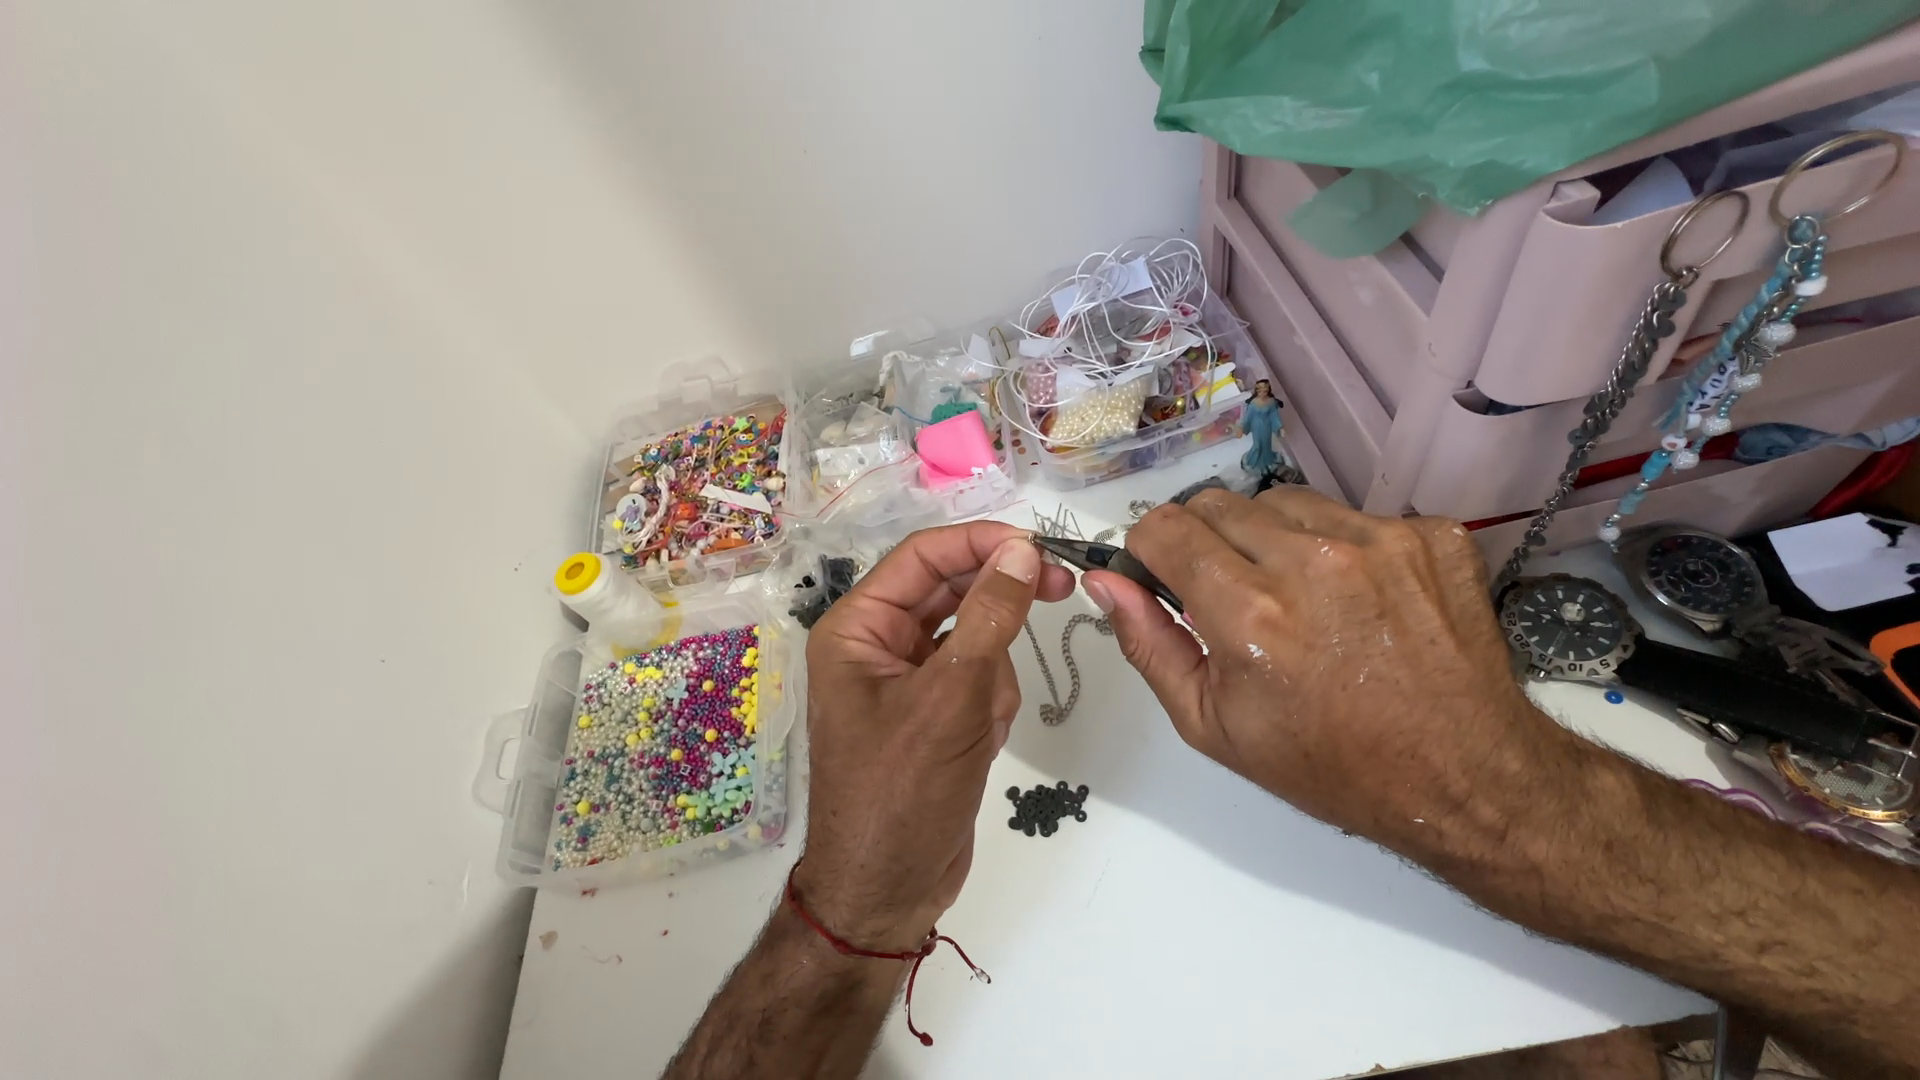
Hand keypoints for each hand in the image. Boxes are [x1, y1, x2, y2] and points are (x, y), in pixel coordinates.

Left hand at [796, 523, 1074, 948]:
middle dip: (1000, 601)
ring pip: (974, 638)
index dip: (981, 542)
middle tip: (1061, 588)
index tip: (1040, 546)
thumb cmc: (903, 793)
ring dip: (993, 673)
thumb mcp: (951, 698)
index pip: (923, 558)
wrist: (888, 892)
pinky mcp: (935, 712)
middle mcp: (877, 644)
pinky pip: (978, 678)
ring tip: (982, 723)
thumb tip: (1022, 551)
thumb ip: (989, 617)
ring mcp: (907, 679)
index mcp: (857, 628)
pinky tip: (982, 743)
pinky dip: (991, 703)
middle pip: (952, 592)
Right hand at [1083, 487, 1540, 851]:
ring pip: (1281, 501)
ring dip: (1269, 537)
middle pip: (1215, 504)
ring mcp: (1378, 539)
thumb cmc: (1324, 762)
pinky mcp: (1431, 535)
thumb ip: (1147, 643)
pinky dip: (1336, 546)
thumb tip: (1103, 581)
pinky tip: (1356, 597)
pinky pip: (1350, 514)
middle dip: (1204, 542)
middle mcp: (1310, 559)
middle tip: (1229, 594)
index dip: (1149, 550)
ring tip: (1295, 593)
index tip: (1163, 577)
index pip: (1163, 527)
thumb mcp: (1210, 723)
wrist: (1465, 776)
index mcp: (1247, 611)